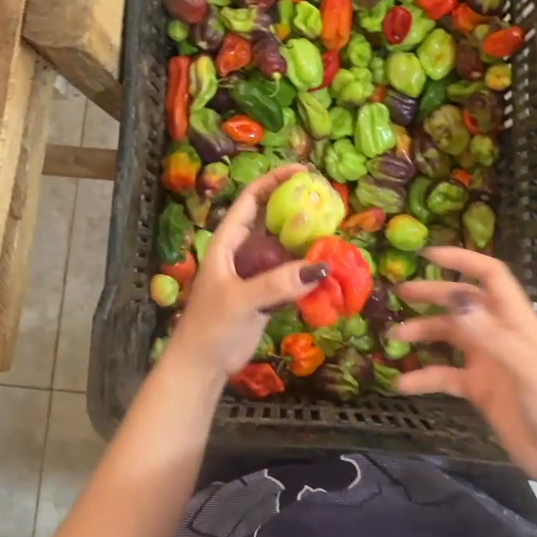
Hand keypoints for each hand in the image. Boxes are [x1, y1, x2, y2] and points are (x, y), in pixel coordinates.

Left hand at [160, 165, 326, 382]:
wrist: (201, 365)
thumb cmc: (210, 326)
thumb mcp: (240, 301)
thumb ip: (276, 284)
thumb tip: (318, 267)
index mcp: (227, 242)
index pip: (251, 200)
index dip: (274, 181)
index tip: (302, 171)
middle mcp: (242, 251)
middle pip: (272, 219)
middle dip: (297, 206)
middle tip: (328, 199)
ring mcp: (255, 273)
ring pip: (284, 247)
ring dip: (306, 239)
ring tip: (335, 229)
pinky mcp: (266, 294)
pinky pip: (291, 274)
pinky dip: (308, 270)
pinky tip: (330, 268)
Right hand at [393, 247, 536, 482]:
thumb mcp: (528, 367)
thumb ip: (491, 334)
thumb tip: (456, 300)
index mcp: (517, 321)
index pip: (490, 276)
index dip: (462, 260)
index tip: (428, 255)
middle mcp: (500, 334)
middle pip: (462, 303)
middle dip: (432, 294)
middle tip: (399, 293)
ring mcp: (488, 362)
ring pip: (449, 336)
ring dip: (422, 333)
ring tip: (394, 337)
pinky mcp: (479, 390)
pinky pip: (445, 375)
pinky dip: (423, 377)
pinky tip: (403, 384)